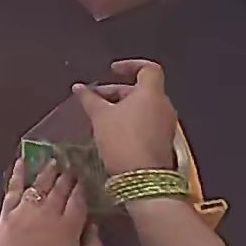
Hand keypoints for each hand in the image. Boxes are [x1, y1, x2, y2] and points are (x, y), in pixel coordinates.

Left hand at [0, 160, 104, 245]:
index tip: (87, 177)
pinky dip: (18, 174)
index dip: (84, 188)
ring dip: (48, 170)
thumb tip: (94, 226)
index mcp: (69, 227)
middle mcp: (48, 213)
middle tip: (73, 163)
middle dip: (68, 175)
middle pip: (60, 188)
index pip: (79, 200)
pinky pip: (13, 188)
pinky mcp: (6, 214)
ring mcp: (25, 211)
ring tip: (54, 159)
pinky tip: (21, 163)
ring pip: (39, 184)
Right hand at [73, 59, 178, 176]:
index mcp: (151, 94)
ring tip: (99, 117)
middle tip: (94, 99)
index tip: (112, 70)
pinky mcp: (163, 141)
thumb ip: (89, 98)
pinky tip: (111, 131)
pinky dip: (129, 120)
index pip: (148, 68)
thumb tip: (79, 88)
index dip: (129, 65)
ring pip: (143, 107)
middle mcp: (163, 106)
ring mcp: (166, 125)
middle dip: (116, 91)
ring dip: (121, 107)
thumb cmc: (122, 139)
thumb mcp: (100, 116)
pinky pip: (146, 122)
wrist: (143, 180)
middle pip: (141, 89)